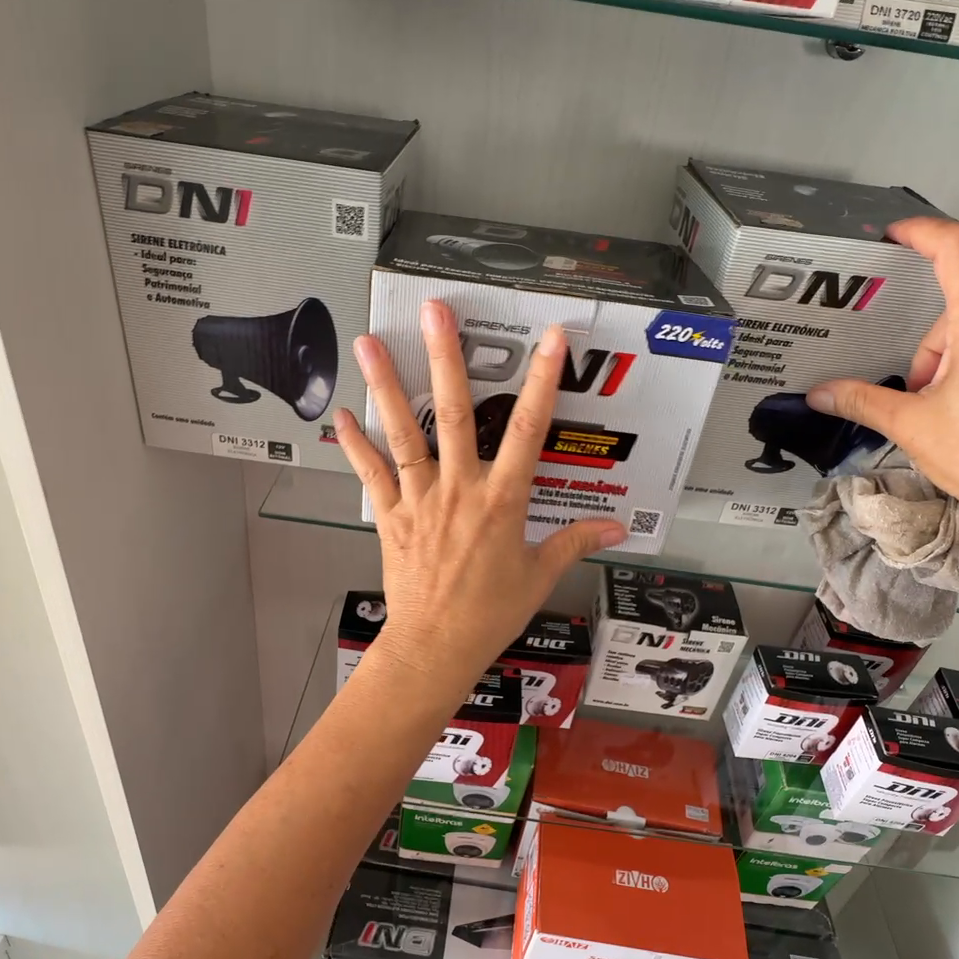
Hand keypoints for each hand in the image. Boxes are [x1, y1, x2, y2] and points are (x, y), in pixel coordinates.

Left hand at [337, 300, 625, 679]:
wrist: (437, 646)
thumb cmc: (490, 614)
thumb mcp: (540, 575)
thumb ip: (576, 542)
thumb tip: (616, 529)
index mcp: (503, 501)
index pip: (530, 430)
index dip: (543, 381)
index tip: (551, 340)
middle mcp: (460, 490)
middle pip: (456, 413)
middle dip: (447, 358)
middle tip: (435, 313)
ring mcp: (421, 500)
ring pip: (405, 433)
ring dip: (387, 386)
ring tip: (370, 344)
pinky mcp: (392, 516)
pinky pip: (372, 474)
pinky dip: (356, 445)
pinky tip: (342, 414)